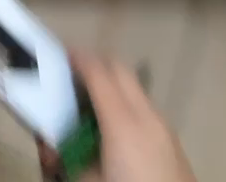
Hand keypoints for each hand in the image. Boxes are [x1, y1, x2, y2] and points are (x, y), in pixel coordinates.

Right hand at [71, 52, 197, 181]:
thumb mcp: (84, 180)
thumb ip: (64, 155)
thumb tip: (50, 140)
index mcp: (121, 122)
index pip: (95, 69)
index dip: (74, 57)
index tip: (58, 55)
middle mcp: (146, 116)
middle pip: (119, 68)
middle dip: (94, 66)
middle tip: (73, 78)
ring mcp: (165, 129)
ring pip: (135, 88)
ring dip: (112, 87)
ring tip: (92, 109)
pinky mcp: (175, 145)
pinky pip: (146, 110)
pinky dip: (127, 107)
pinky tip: (117, 135)